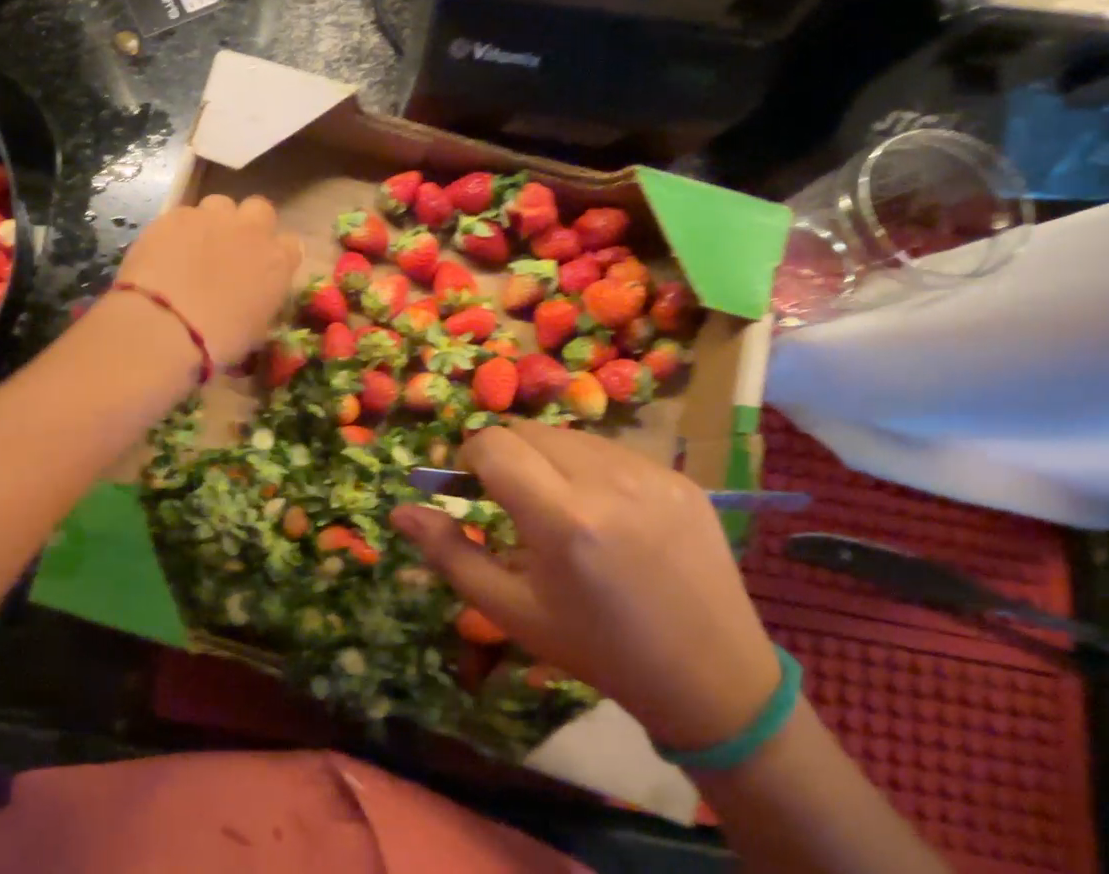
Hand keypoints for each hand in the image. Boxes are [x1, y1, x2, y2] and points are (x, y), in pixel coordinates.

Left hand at [113, 195, 301, 365]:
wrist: (165, 325)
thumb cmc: (218, 340)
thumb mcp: (256, 330)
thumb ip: (262, 302)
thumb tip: (254, 297)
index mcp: (278, 262)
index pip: (291, 246)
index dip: (276, 256)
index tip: (262, 270)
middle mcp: (251, 230)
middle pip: (259, 210)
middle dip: (248, 225)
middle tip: (231, 249)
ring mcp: (212, 217)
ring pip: (219, 205)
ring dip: (213, 222)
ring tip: (195, 247)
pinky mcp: (175, 215)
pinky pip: (183, 215)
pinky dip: (178, 230)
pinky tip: (165, 252)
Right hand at [391, 422, 780, 751]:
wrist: (709, 677)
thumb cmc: (596, 648)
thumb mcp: (511, 610)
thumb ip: (450, 553)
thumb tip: (399, 511)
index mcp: (562, 521)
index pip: (493, 445)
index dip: (469, 460)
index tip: (470, 491)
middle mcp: (608, 483)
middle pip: (528, 431)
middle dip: (505, 456)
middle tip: (508, 500)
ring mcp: (652, 475)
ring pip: (570, 436)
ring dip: (546, 458)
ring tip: (556, 508)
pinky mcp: (681, 479)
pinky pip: (613, 451)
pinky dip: (589, 468)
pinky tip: (603, 515)